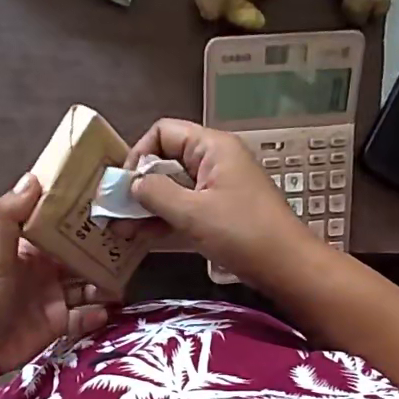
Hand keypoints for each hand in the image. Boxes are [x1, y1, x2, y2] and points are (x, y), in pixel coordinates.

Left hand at [0, 174, 111, 374]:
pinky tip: (103, 312)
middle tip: (130, 243)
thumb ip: (9, 218)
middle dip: (103, 250)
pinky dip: (95, 315)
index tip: (108, 200)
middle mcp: (46, 269)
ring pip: (88, 285)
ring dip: (104, 283)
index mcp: (31, 248)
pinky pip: (84, 316)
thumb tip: (33, 178)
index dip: (80, 213)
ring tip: (121, 282)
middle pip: (81, 254)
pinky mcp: (60, 323)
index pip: (60, 224)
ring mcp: (55, 297)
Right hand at [127, 118, 318, 287]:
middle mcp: (213, 162)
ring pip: (172, 189)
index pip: (164, 133)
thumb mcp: (193, 212)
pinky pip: (183, 209)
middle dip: (138, 186)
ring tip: (120, 229)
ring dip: (146, 207)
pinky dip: (163, 220)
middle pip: (165, 161)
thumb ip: (157, 193)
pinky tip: (140, 236)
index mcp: (212, 148)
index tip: (124, 185)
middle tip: (112, 210)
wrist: (285, 266)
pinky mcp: (217, 214)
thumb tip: (131, 183)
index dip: (139, 154)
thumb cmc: (242, 233)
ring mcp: (216, 189)